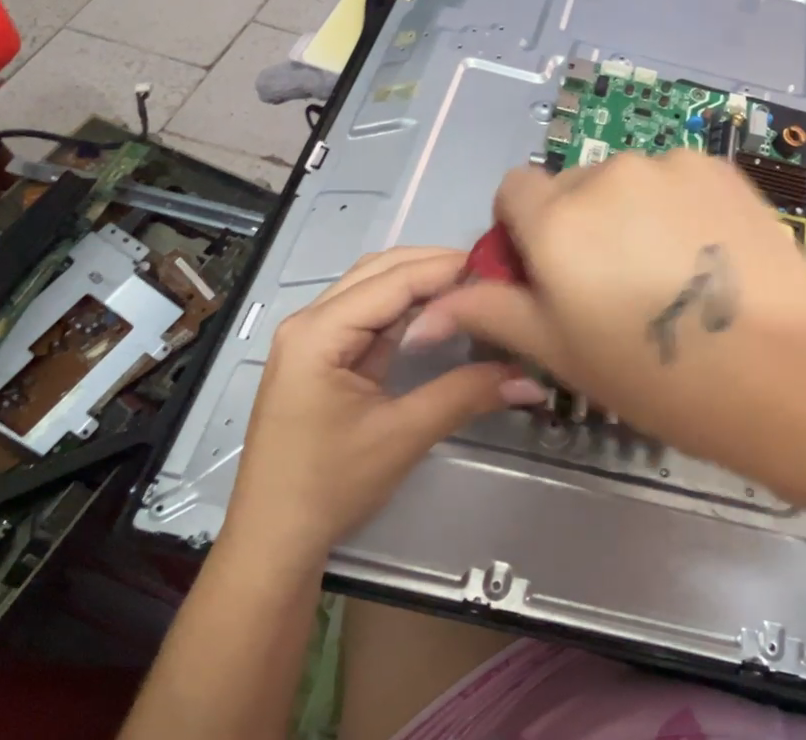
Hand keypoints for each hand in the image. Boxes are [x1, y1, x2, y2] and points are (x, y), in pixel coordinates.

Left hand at [222, 248, 546, 555]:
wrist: (274, 540)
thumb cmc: (329, 486)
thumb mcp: (404, 435)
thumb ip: (467, 394)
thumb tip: (531, 378)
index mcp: (318, 332)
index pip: (394, 279)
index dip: (448, 267)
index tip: (501, 266)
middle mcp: (310, 322)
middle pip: (380, 272)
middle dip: (436, 267)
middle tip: (493, 275)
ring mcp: (312, 340)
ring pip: (374, 291)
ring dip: (422, 285)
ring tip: (475, 290)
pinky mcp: (322, 359)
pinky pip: (369, 318)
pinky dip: (407, 312)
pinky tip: (442, 317)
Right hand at [406, 151, 805, 485]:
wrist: (780, 372)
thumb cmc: (657, 377)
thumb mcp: (561, 353)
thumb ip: (493, 313)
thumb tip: (428, 311)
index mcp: (557, 220)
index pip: (513, 189)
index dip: (523, 229)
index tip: (550, 274)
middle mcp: (607, 176)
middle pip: (572, 186)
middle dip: (578, 223)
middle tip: (615, 285)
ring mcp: (670, 166)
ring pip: (627, 181)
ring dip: (630, 213)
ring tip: (670, 274)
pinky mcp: (721, 169)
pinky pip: (677, 179)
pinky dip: (677, 207)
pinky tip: (706, 257)